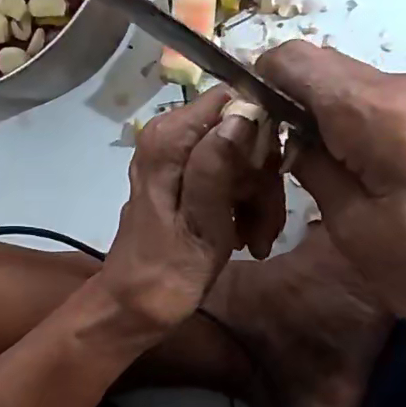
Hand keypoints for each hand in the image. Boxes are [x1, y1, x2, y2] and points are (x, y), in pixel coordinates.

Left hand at [98, 87, 285, 328]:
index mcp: (168, 139)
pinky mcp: (184, 176)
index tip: (272, 176)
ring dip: (257, 199)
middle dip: (261, 179)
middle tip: (264, 225)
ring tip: (256, 240)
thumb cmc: (167, 272)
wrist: (134, 306)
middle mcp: (169, 136)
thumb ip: (216, 166)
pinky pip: (229, 176)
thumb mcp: (201, 224)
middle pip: (241, 132)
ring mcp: (177, 156)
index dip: (260, 133)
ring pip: (241, 158)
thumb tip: (242, 114)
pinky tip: (246, 237)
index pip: (231, 100)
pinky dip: (243, 205)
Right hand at [255, 42, 405, 337]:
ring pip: (345, 80)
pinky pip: (373, 96)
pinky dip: (346, 117)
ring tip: (309, 164)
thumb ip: (311, 165)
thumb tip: (283, 131)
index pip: (295, 59)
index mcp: (379, 113)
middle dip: (287, 100)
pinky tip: (348, 162)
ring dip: (317, 111)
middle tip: (273, 152)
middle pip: (320, 66)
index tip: (249, 122)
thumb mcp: (352, 228)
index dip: (259, 80)